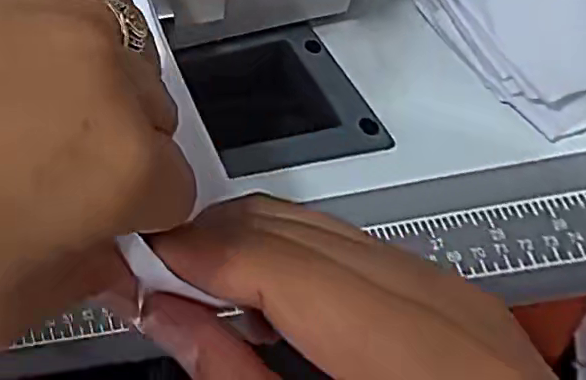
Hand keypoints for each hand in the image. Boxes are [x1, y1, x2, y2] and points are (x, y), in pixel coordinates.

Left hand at [0, 0, 193, 352]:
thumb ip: (78, 286)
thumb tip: (107, 258)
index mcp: (125, 164)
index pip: (174, 192)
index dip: (134, 214)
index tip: (93, 217)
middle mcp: (113, 75)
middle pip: (153, 115)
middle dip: (118, 147)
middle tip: (51, 162)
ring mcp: (65, 12)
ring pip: (125, 51)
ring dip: (102, 80)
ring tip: (40, 101)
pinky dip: (85, 12)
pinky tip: (50, 36)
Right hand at [101, 195, 551, 379]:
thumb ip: (235, 376)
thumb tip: (160, 311)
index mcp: (420, 352)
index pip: (273, 259)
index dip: (191, 252)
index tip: (137, 259)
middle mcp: (441, 300)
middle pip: (282, 225)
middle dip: (207, 239)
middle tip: (156, 275)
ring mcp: (449, 288)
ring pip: (304, 220)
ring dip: (239, 242)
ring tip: (202, 288)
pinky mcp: (448, 291)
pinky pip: (339, 240)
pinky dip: (284, 253)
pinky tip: (264, 299)